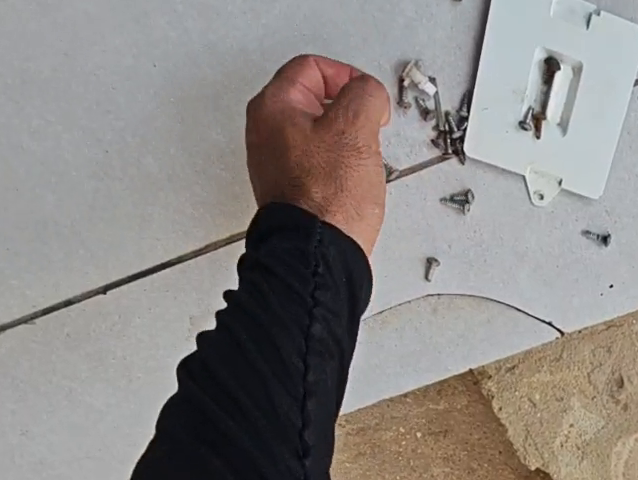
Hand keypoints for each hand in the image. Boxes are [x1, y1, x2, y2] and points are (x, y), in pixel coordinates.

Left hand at [246, 55, 391, 255]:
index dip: (349, 78)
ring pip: (318, 136)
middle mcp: (266, 133)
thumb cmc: (330, 200)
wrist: (319, 253)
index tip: (371, 101)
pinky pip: (317, 167)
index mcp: (274, 107)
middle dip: (349, 114)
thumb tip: (369, 93)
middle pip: (314, 102)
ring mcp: (275, 164)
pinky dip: (338, 169)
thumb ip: (365, 95)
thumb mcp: (356, 130)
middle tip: (369, 132)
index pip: (313, 68)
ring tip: (363, 164)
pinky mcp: (290, 192)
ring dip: (347, 144)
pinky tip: (352, 187)